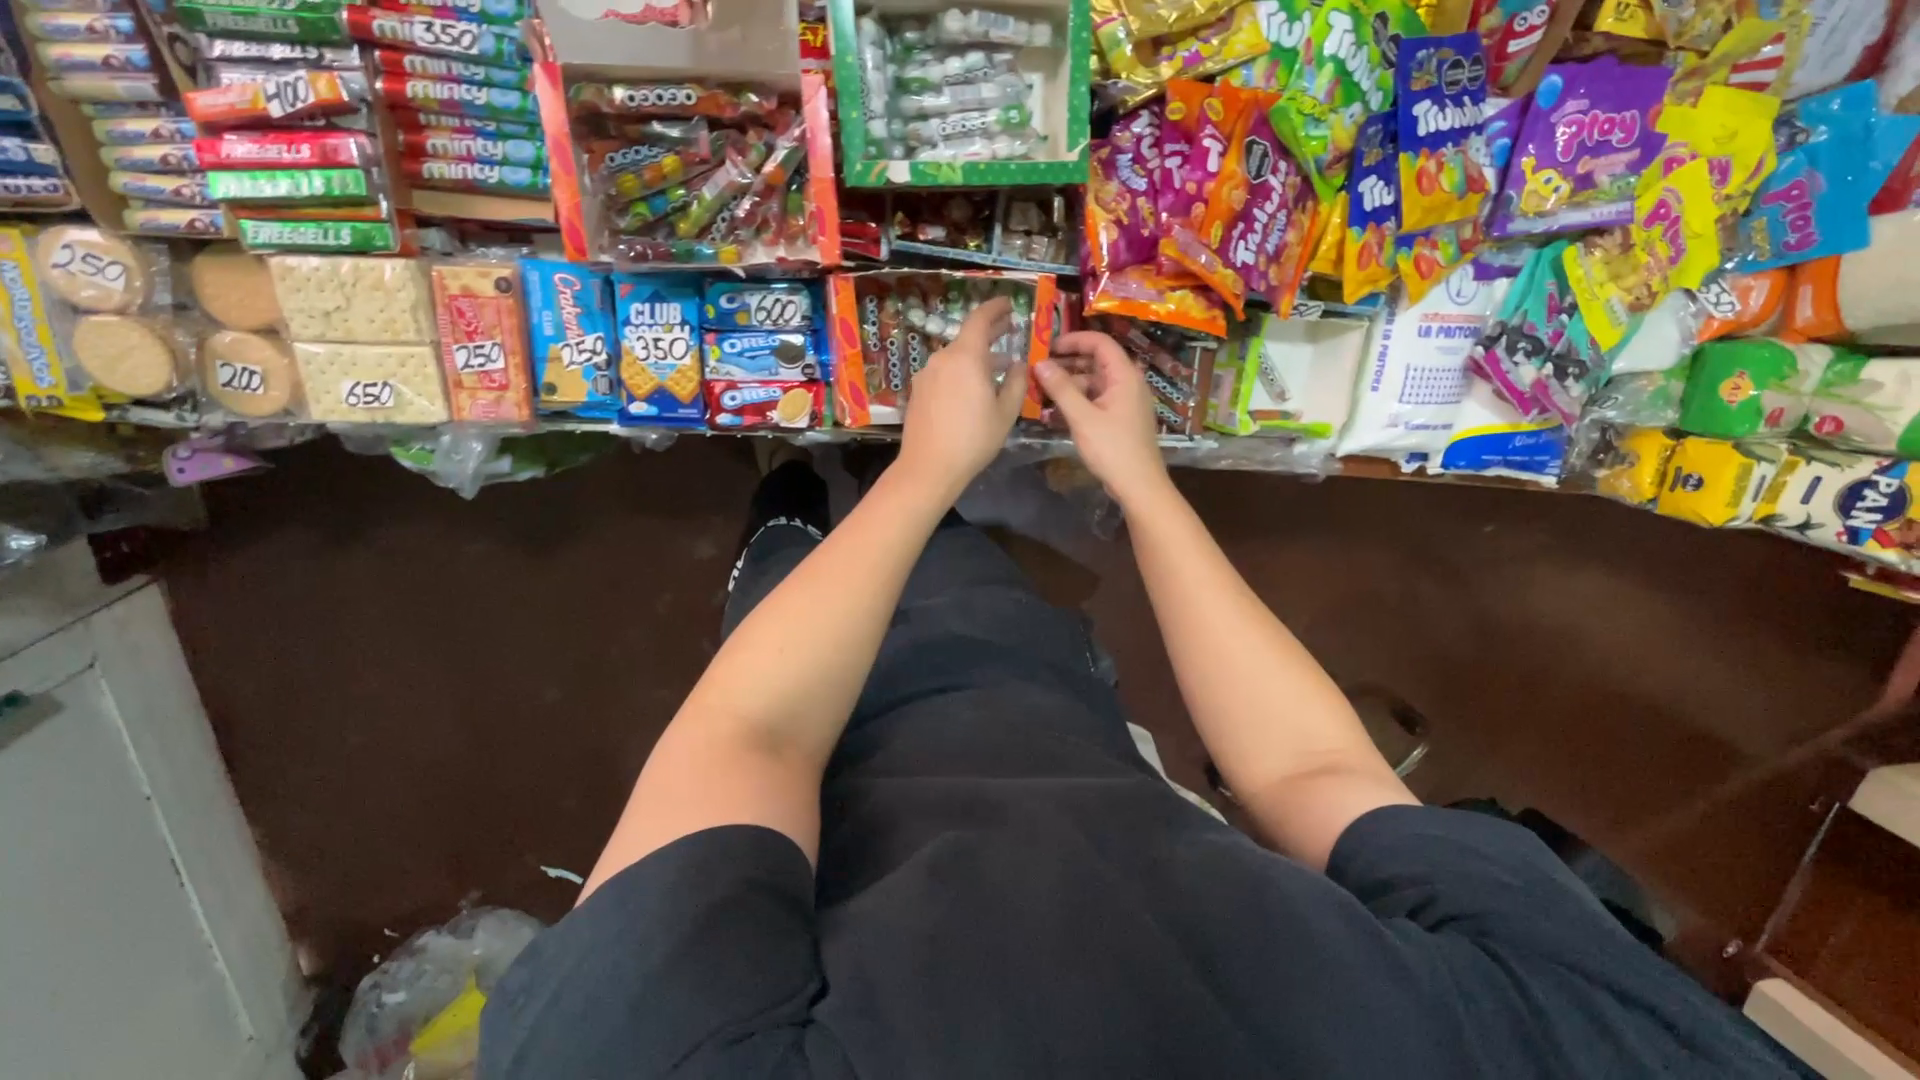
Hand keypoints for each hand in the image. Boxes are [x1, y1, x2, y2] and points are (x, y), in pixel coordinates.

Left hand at [898, 296, 1028, 495]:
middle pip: (967, 337)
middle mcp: (942, 358)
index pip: (980, 319)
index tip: (1009, 303)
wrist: (928, 467)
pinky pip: (944, 372)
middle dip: (990, 332)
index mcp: (966, 357)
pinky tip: (973, 388)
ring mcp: (926, 374)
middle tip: (1010, 329)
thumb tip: (1016, 364)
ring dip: (977, 356)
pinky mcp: (918, 391)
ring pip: (956, 357)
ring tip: (997, 366)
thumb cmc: (973, 439)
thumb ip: (1014, 382)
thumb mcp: (1005, 412)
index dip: (996, 308)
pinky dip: (962, 371)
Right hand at [1033, 331, 1168, 504]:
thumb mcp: (1082, 418)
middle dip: (1068, 363)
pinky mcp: (1122, 417)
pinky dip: (1079, 400)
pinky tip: (1058, 410)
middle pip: (1096, 361)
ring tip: (1043, 391)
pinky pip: (1097, 399)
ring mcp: (1126, 401)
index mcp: (1124, 375)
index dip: (1074, 340)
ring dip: (1070, 384)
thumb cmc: (1113, 449)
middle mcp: (1128, 382)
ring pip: (1095, 382)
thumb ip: (1060, 388)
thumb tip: (1039, 364)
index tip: (1048, 347)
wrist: (1139, 485)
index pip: (1100, 342)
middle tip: (1040, 370)